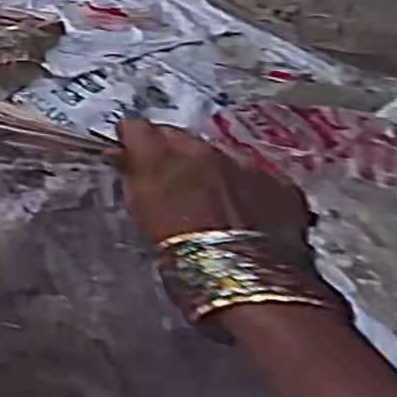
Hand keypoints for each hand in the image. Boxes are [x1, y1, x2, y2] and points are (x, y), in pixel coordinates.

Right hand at [108, 119, 310, 245]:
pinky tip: (241, 206)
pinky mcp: (277, 179)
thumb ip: (129, 171)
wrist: (240, 271)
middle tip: (167, 174)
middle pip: (176, 134)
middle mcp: (202, 147)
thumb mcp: (137, 204)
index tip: (129, 153)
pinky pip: (252, 172)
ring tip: (207, 192)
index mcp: (161, 151)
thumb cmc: (173, 237)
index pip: (136, 126)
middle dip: (168, 148)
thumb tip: (120, 153)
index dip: (130, 138)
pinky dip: (243, 183)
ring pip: (216, 151)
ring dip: (206, 164)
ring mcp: (243, 161)